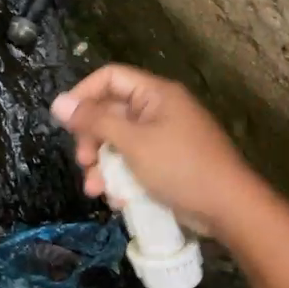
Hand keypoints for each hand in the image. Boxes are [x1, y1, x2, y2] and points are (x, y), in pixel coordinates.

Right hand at [50, 64, 264, 230]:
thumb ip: (94, 121)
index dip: (83, 94)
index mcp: (155, 95)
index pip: (110, 78)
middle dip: (91, 139)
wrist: (230, 209)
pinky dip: (121, 178)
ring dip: (102, 165)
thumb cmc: (180, 167)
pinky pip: (133, 162)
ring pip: (118, 142)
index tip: (65, 120)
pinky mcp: (166, 163)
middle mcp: (159, 110)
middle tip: (83, 161)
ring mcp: (163, 138)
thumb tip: (58, 102)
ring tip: (95, 189)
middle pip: (110, 113)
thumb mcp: (132, 142)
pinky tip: (117, 199)